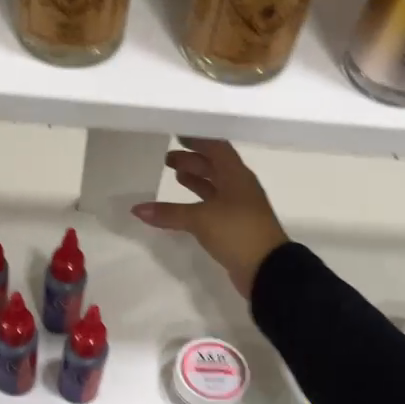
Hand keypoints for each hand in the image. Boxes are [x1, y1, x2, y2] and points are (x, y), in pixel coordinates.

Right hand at [131, 137, 288, 296]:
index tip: (178, 135)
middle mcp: (239, 187)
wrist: (266, 268)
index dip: (198, 140)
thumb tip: (137, 209)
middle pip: (215, 166)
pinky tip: (184, 207)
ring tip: (175, 175)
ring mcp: (239, 207)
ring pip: (215, 186)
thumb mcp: (200, 219)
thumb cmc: (237, 232)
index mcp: (236, 175)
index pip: (217, 148)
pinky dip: (198, 202)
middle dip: (193, 160)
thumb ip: (169, 213)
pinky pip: (214, 206)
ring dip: (197, 179)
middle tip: (168, 158)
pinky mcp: (235, 226)